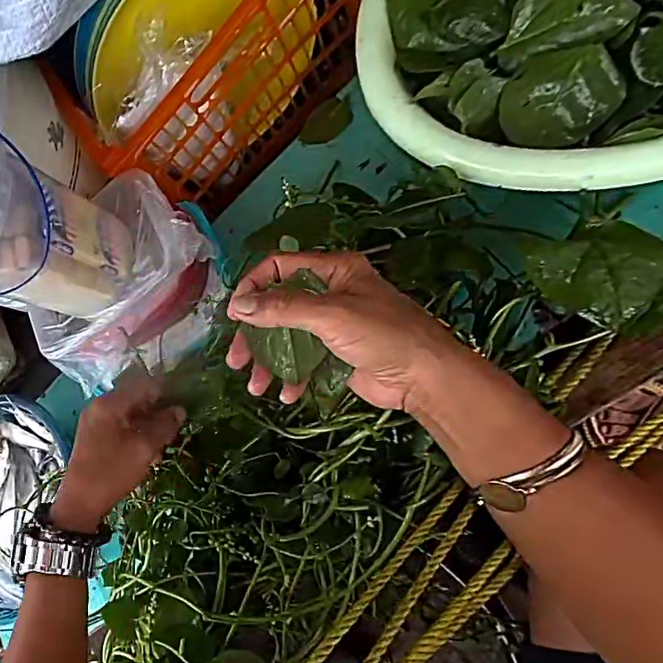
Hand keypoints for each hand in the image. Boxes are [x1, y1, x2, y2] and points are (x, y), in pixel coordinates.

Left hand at [52, 373, 186, 530]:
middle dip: (157, 414)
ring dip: (148, 428)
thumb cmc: (113, 470)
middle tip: (173, 432)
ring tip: (160, 448)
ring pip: (129, 416)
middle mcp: (99, 407)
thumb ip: (163, 426)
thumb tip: (179, 410)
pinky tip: (148, 454)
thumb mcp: (144, 447)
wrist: (82, 501)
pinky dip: (136, 436)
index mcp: (109, 403)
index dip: (166, 393)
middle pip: (136, 400)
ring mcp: (95, 422)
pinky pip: (120, 428)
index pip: (143, 385)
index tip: (183, 407)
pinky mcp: (94, 437)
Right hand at [224, 252, 473, 412]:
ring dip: (267, 362)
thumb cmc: (384, 335)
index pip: (279, 267)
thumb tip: (238, 306)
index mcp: (333, 271)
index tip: (235, 313)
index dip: (253, 286)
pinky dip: (290, 377)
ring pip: (284, 337)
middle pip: (275, 307)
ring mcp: (330, 326)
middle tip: (237, 359)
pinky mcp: (334, 354)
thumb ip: (283, 308)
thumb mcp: (331, 315)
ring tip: (257, 386)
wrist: (427, 379)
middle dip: (254, 335)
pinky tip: (287, 394)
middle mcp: (329, 294)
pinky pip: (301, 361)